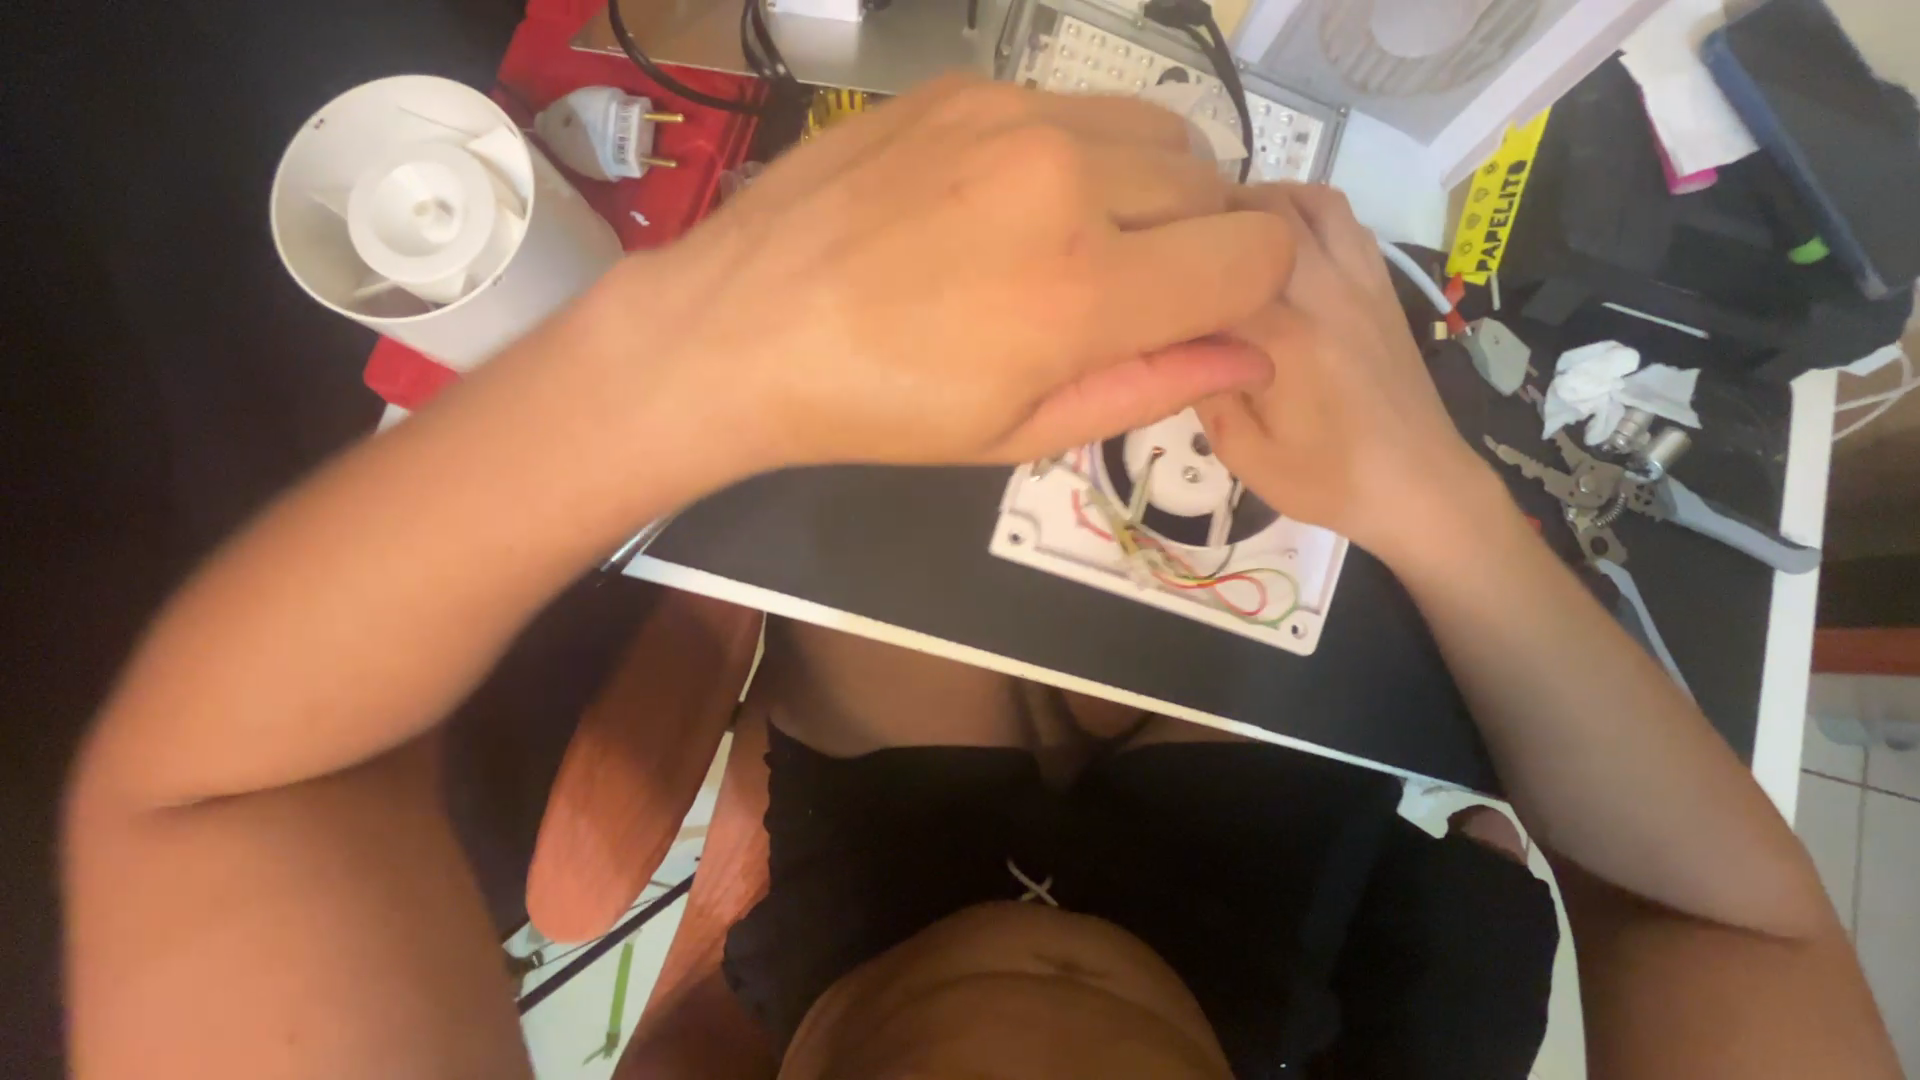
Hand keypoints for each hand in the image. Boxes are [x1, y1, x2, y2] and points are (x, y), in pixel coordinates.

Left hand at [618, 76, 1298, 467]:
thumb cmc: (882, 408)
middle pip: (1216, 186)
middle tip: (1128, 293)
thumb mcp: (1021, 432)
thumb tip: (1247, 351)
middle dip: (1198, 245)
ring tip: (1079, 242)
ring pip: (1159, 131)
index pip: (1257, 256)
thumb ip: (1148, 387)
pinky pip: (1078, 106)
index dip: (1245, 296)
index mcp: (1084, 290)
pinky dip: (1083, 154)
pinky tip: (1012, 201)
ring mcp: (1013, 115)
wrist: (745, 327)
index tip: (1197, 321)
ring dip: (1153, 190)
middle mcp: (1068, 179)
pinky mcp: (966, 86)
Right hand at [1194, 185, 1490, 563]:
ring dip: (1263, 201)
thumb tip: (1179, 345)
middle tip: (1171, 238)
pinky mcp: (1382, 288)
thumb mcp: (1246, 455)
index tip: (1142, 274)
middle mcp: (1328, 293)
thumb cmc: (1328, 480)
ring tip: (1224, 231)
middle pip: (1266, 213)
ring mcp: (1362, 283)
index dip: (1176, 263)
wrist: (1419, 485)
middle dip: (1213, 212)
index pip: (1221, 272)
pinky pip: (1345, 222)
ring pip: (1312, 202)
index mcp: (1288, 337)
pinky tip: (1279, 245)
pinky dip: (1305, 213)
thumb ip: (1206, 393)